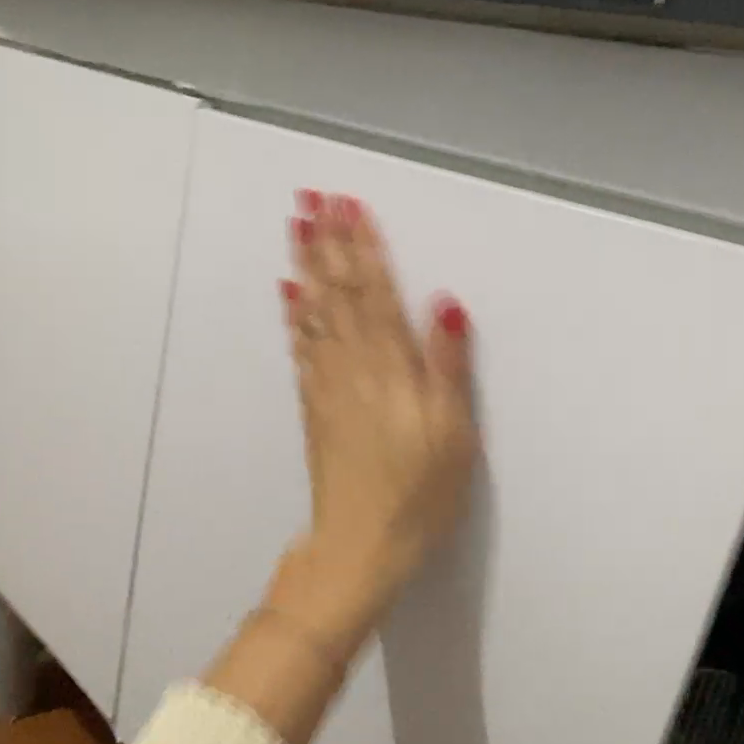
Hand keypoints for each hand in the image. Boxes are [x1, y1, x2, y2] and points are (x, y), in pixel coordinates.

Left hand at [272, 190, 478, 645]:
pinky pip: (302, 346)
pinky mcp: (315, 406)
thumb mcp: (453, 434)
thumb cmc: (419, 494)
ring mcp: (328, 384)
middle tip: (310, 197)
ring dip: (307, 265)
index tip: (347, 204)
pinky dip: (295, 314)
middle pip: (339, 291)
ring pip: (316, 311)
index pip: (375, 291)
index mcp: (391, 367)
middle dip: (328, 242)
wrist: (359, 545)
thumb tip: (444, 301)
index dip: (363, 246)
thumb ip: (448, 365)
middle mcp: (354, 365)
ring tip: (297, 227)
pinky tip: (289, 291)